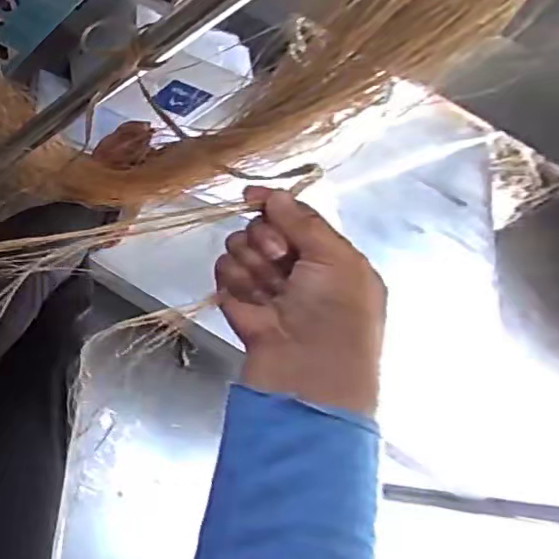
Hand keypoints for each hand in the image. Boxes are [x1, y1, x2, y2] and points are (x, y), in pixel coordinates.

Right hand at [215, 187, 385, 417]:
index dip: (274, 204)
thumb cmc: (335, 314)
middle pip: (261, 226)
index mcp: (328, 254)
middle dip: (265, 238)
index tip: (252, 196)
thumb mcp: (336, 260)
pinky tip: (251, 299)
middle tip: (279, 258)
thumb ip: (303, 221)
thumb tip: (272, 193)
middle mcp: (294, 263)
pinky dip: (235, 280)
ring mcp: (262, 279)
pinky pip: (223, 268)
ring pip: (238, 245)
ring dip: (251, 263)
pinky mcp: (234, 294)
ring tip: (269, 288)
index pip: (294, 216)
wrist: (303, 365)